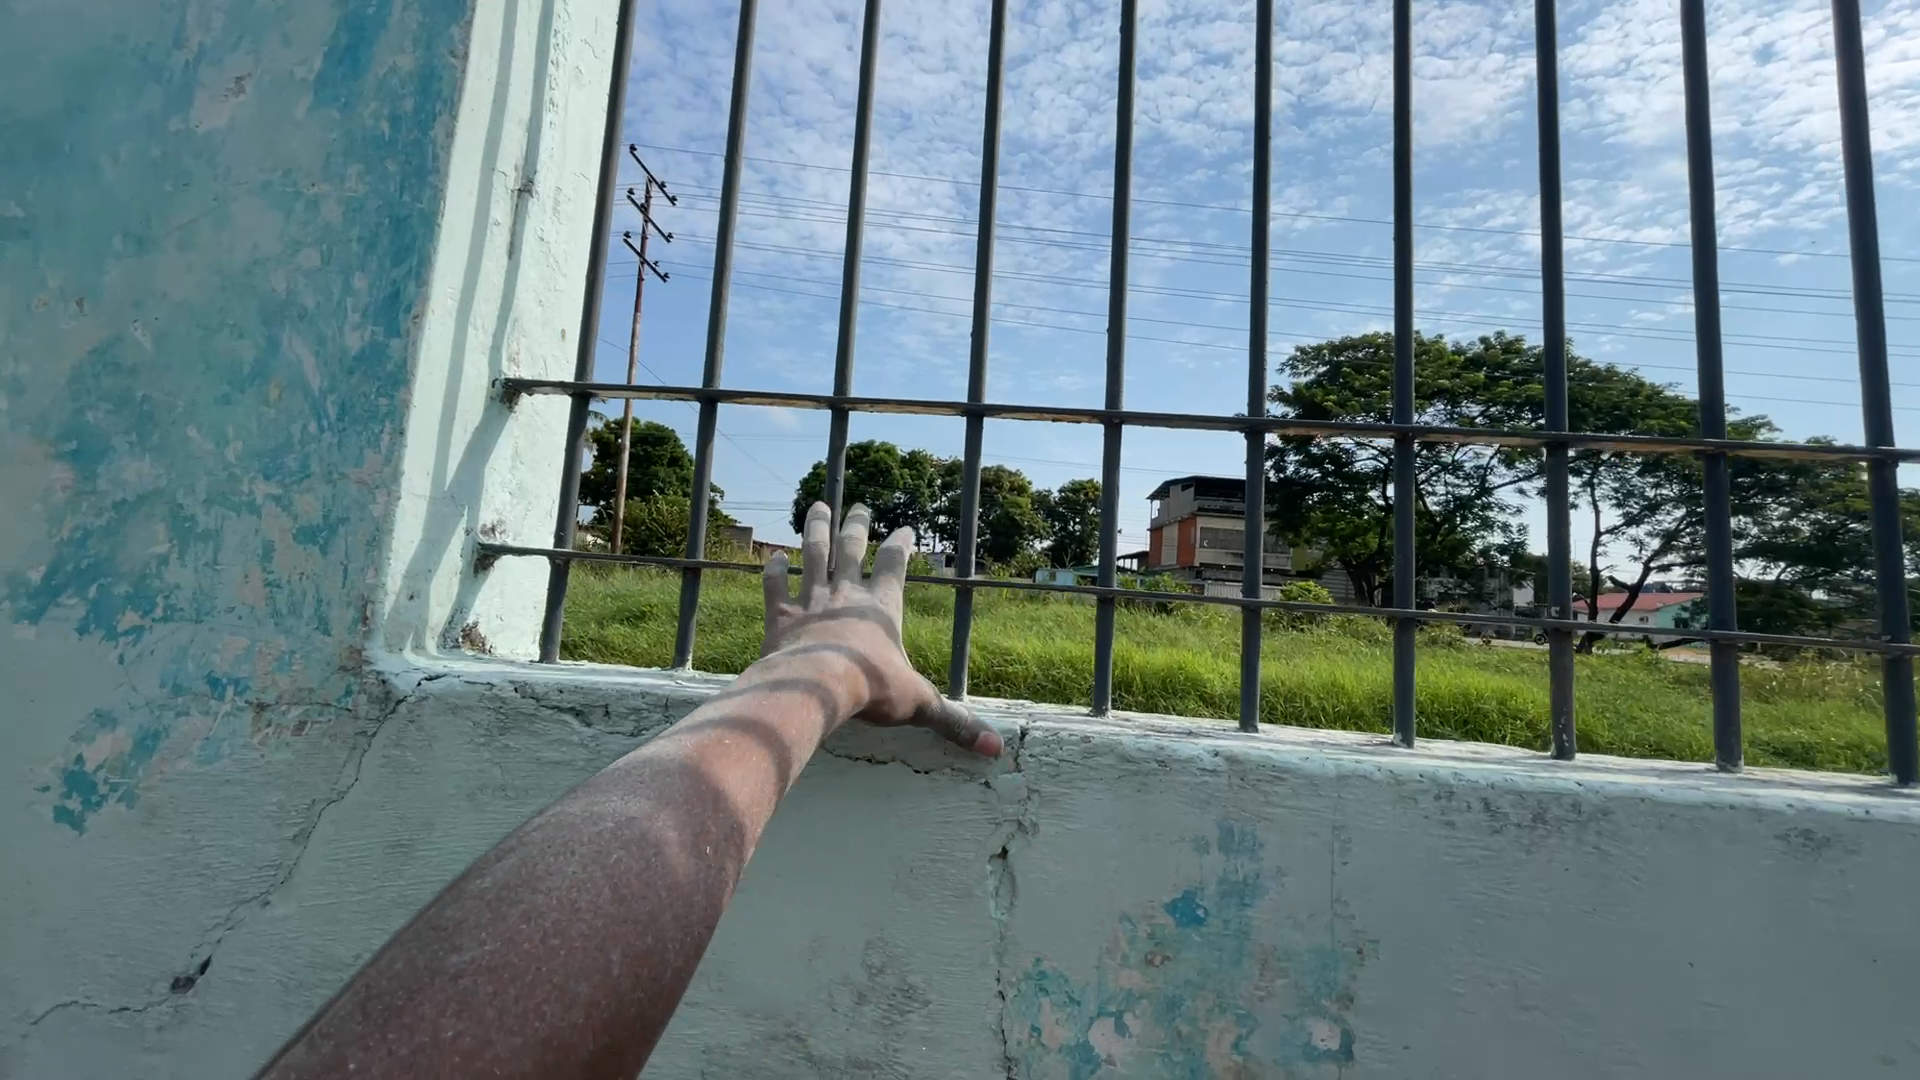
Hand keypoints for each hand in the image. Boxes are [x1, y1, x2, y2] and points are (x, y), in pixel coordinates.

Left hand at [761, 502, 1002, 757]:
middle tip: (858, 506)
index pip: (896, 564)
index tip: (905, 528)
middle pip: (851, 549)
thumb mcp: (919, 704)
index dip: (902, 544)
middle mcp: (846, 595)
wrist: (815, 687)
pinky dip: (772, 570)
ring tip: (817, 506)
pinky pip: (775, 586)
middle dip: (856, 526)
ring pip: (813, 554)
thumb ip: (955, 722)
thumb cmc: (871, 690)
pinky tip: (771, 556)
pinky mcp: (781, 616)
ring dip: (815, 530)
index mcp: (882, 607)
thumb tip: (996, 750)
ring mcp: (811, 601)